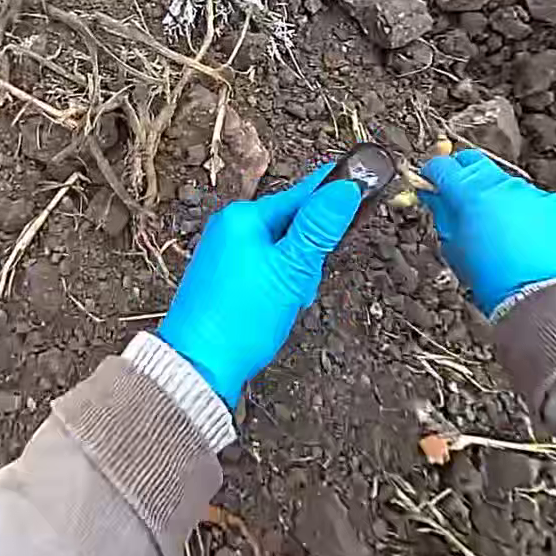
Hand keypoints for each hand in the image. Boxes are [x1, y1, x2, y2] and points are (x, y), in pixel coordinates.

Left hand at [158, 165, 363, 405]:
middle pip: (292, 225)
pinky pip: (266, 266)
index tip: (357, 186)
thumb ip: (319, 227)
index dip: (330, 199)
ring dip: (294, 273)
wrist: (198, 368)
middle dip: (307, 254)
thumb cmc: (237, 320)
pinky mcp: (224, 275)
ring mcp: (225, 251)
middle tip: (304, 280)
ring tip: (288, 299)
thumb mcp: (291, 270)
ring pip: (281, 249)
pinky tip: (276, 304)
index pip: (300, 195)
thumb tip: (344, 188)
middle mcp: (230, 227)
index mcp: (243, 217)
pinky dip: (279, 282)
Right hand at [422, 150, 555, 314]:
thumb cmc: (495, 283)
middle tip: (462, 201)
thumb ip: (444, 215)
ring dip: (500, 200)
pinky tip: (531, 243)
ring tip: (503, 234)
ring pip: (508, 186)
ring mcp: (536, 194)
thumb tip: (435, 196)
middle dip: (465, 176)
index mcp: (472, 194)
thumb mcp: (455, 250)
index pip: (444, 166)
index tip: (432, 183)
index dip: (434, 174)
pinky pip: (539, 203)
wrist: (548, 303)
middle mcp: (504, 186)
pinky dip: (531, 216)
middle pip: (476, 164)